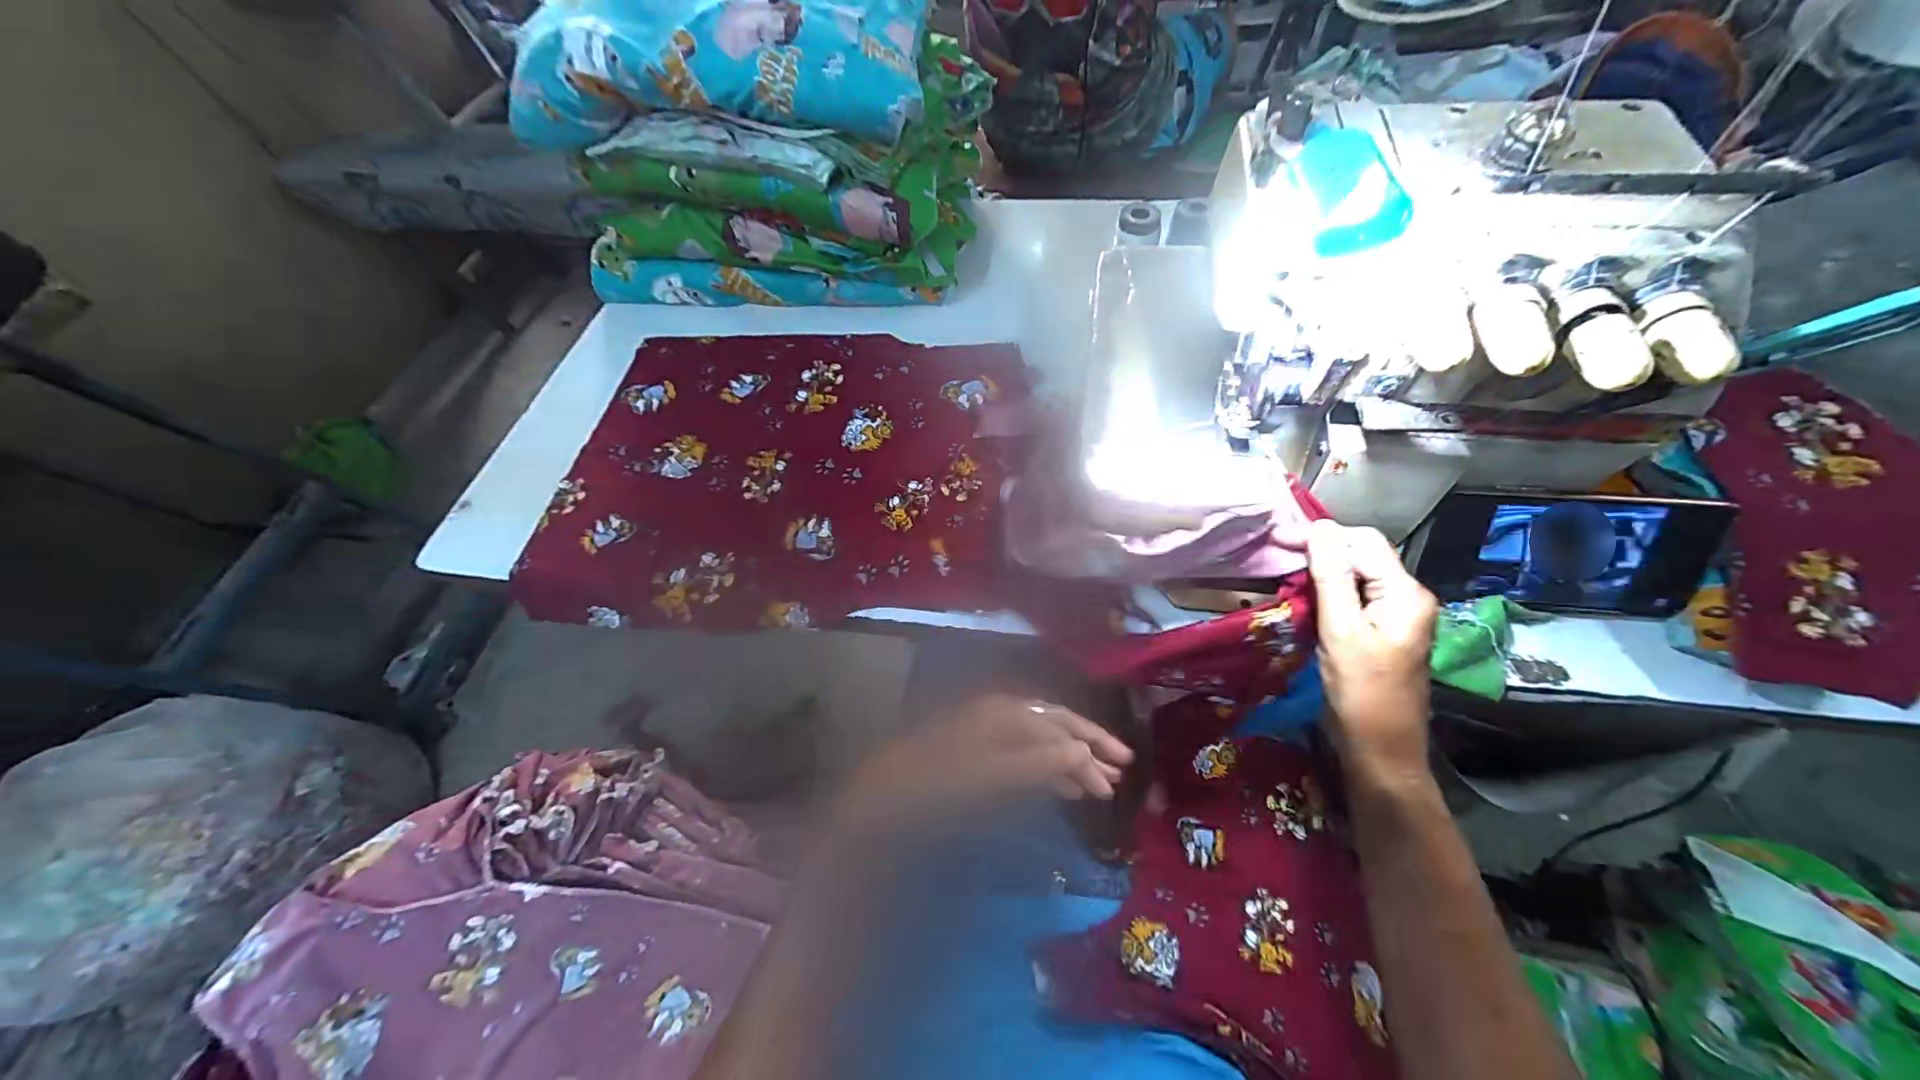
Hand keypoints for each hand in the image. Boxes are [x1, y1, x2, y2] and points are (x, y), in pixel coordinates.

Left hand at [836, 694, 1134, 832]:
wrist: (881, 797)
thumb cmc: (937, 785)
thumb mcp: (991, 777)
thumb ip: (1039, 764)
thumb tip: (1084, 750)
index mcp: (1004, 712)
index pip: (1060, 725)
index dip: (1091, 748)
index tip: (1120, 776)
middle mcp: (998, 713)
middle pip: (1053, 725)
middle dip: (1086, 746)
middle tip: (1120, 771)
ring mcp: (985, 732)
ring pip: (1038, 740)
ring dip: (1068, 759)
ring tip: (1096, 785)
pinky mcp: (976, 753)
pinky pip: (1021, 754)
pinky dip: (1044, 768)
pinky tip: (1058, 787)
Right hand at [1306, 520, 1439, 789]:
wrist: (1380, 750)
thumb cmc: (1360, 693)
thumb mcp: (1340, 631)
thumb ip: (1331, 577)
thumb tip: (1319, 527)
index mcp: (1406, 594)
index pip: (1364, 542)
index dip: (1323, 537)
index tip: (1279, 542)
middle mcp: (1408, 596)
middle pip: (1362, 554)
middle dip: (1321, 551)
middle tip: (1278, 557)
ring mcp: (1397, 613)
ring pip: (1356, 574)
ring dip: (1321, 571)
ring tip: (1285, 575)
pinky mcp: (1382, 628)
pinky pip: (1354, 595)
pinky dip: (1328, 590)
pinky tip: (1304, 596)